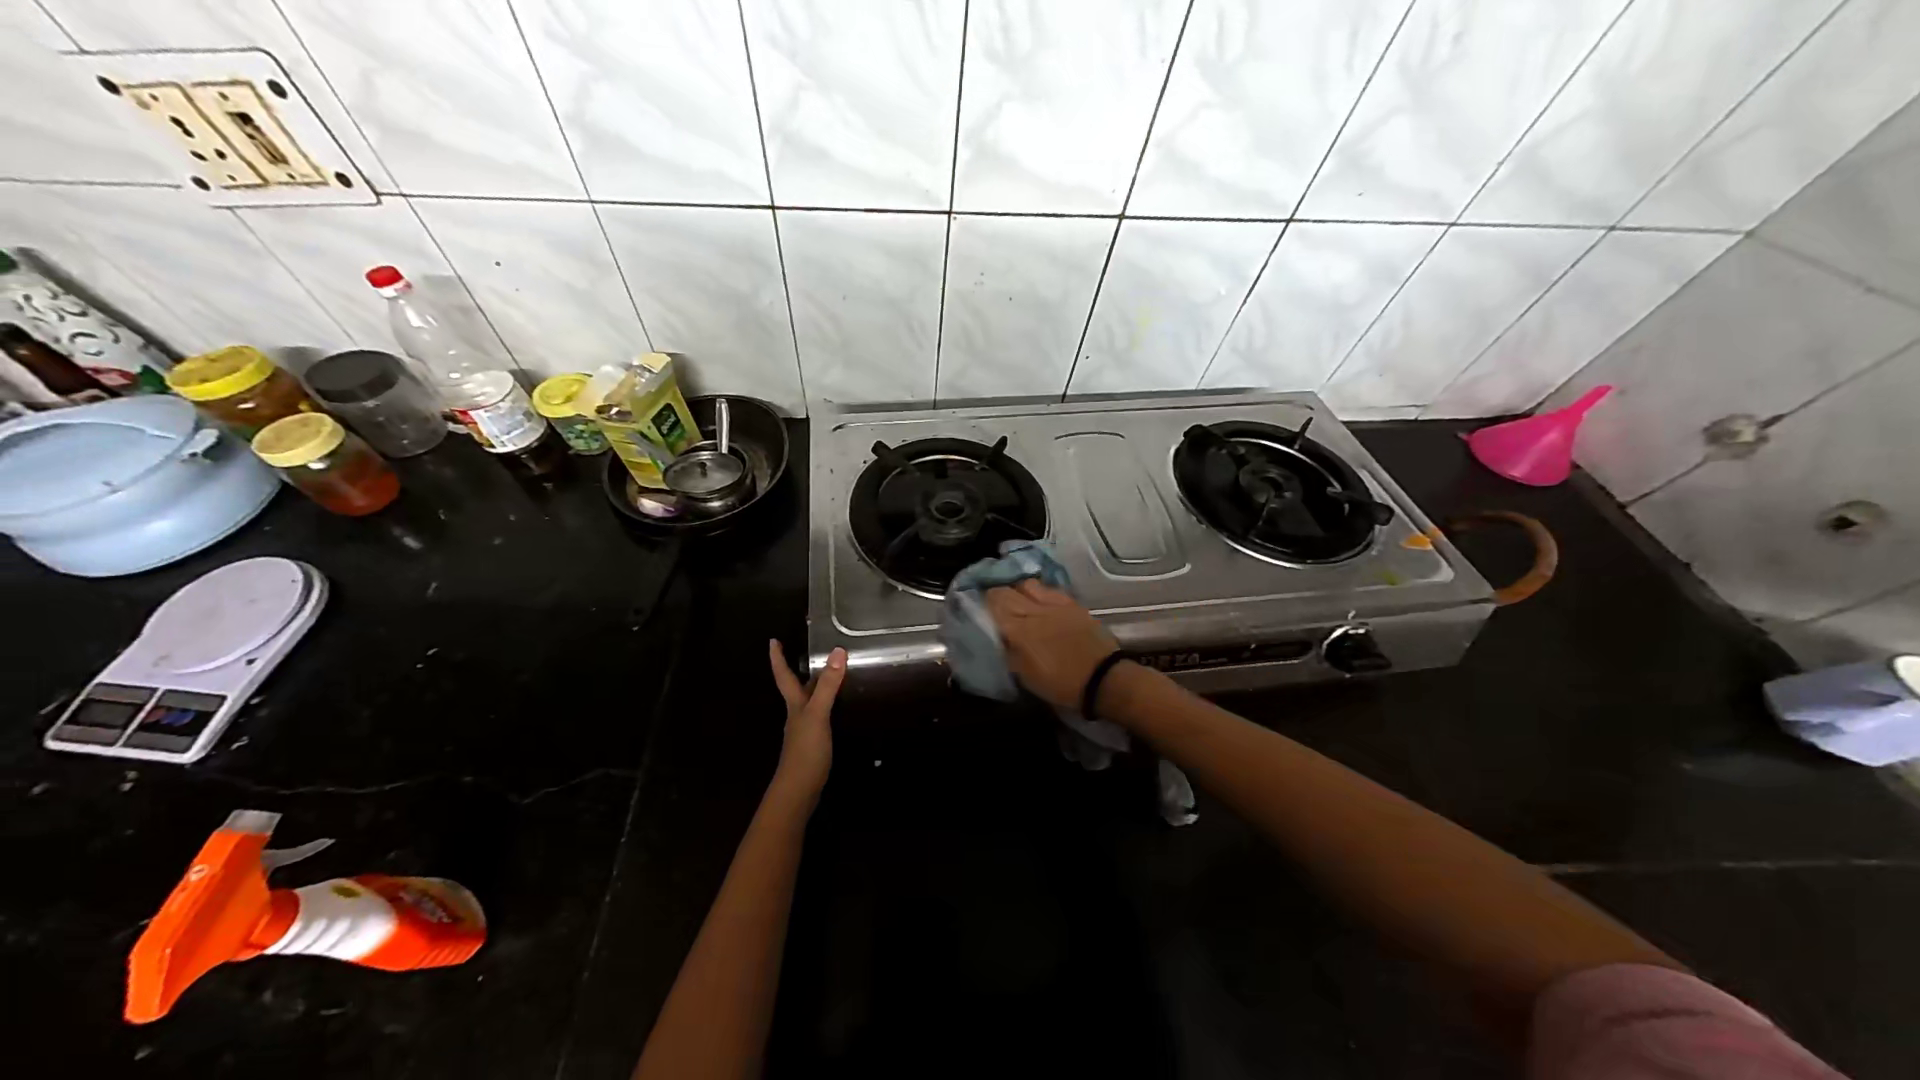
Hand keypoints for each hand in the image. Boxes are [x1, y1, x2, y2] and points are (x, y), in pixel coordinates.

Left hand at [768, 641, 845, 802]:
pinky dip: (828, 707)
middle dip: (800, 671)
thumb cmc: (804, 751)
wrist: (799, 791)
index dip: (778, 658)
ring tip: (830, 674)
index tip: (773, 640)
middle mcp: (797, 714)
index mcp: (795, 705)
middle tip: (810, 651)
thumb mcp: (817, 715)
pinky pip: (821, 717)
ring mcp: (805, 730)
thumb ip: (828, 686)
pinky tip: (838, 709)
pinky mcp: (815, 744)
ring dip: (817, 688)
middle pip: (797, 688)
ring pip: (810, 702)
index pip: (784, 676)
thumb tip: (838, 651)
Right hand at [983, 580, 1119, 711]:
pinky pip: (1049, 589)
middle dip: (998, 595)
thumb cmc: (1060, 683)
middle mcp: (1034, 609)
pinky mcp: (1073, 603)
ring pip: (1028, 583)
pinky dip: (1040, 593)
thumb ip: (1008, 650)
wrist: (1103, 679)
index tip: (981, 610)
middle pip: (1008, 589)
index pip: (993, 600)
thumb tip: (999, 636)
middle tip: (997, 607)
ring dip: (1020, 590)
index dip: (984, 602)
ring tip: (1020, 603)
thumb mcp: (1025, 675)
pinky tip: (1042, 604)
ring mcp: (1056, 603)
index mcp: (1018, 628)